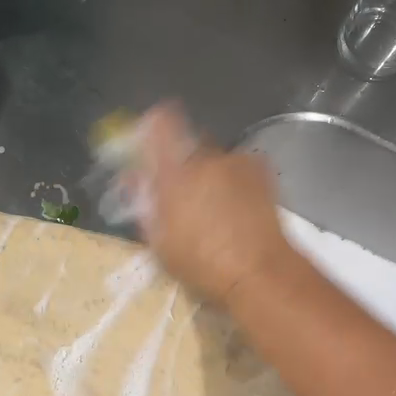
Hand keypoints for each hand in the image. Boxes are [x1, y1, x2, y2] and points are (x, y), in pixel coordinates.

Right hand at [133, 103, 300, 306]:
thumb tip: (132, 180)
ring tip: (211, 213)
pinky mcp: (262, 171)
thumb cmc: (202, 264)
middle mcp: (207, 158)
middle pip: (188, 146)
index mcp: (175, 173)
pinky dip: (232, 184)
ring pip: (214, 161)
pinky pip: (238, 170)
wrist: (258, 271)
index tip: (149, 142)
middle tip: (180, 199)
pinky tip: (234, 213)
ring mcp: (237, 162)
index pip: (161, 124)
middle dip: (182, 166)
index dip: (153, 127)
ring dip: (209, 177)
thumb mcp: (160, 243)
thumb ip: (145, 205)